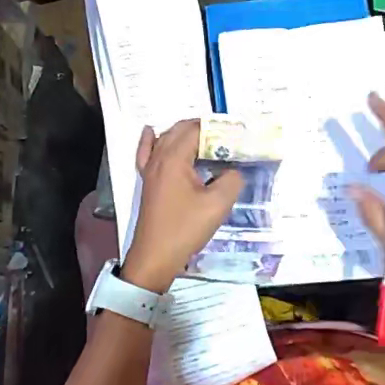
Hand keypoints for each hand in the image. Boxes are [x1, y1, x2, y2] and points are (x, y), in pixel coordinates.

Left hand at [120, 119, 243, 292]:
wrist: (156, 255)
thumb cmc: (186, 228)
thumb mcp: (218, 204)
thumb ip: (231, 180)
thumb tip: (233, 171)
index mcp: (174, 159)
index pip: (196, 130)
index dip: (218, 128)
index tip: (238, 134)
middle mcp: (159, 158)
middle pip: (179, 130)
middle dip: (203, 129)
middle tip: (227, 139)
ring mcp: (150, 170)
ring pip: (165, 139)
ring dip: (185, 134)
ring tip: (207, 140)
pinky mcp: (148, 182)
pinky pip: (147, 152)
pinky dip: (153, 140)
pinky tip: (153, 133)